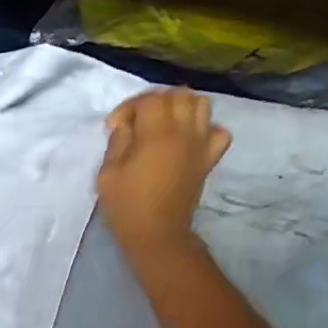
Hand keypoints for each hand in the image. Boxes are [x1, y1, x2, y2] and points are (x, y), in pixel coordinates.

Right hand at [97, 88, 231, 255]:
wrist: (157, 232)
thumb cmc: (127, 204)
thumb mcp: (108, 173)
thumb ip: (117, 142)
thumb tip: (124, 124)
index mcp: (156, 133)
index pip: (148, 99)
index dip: (128, 107)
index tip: (114, 126)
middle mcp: (184, 131)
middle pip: (178, 94)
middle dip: (156, 100)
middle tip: (139, 119)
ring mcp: (201, 143)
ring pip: (201, 104)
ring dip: (182, 106)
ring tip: (165, 122)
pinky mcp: (209, 158)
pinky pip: (219, 130)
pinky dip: (206, 127)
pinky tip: (190, 138)